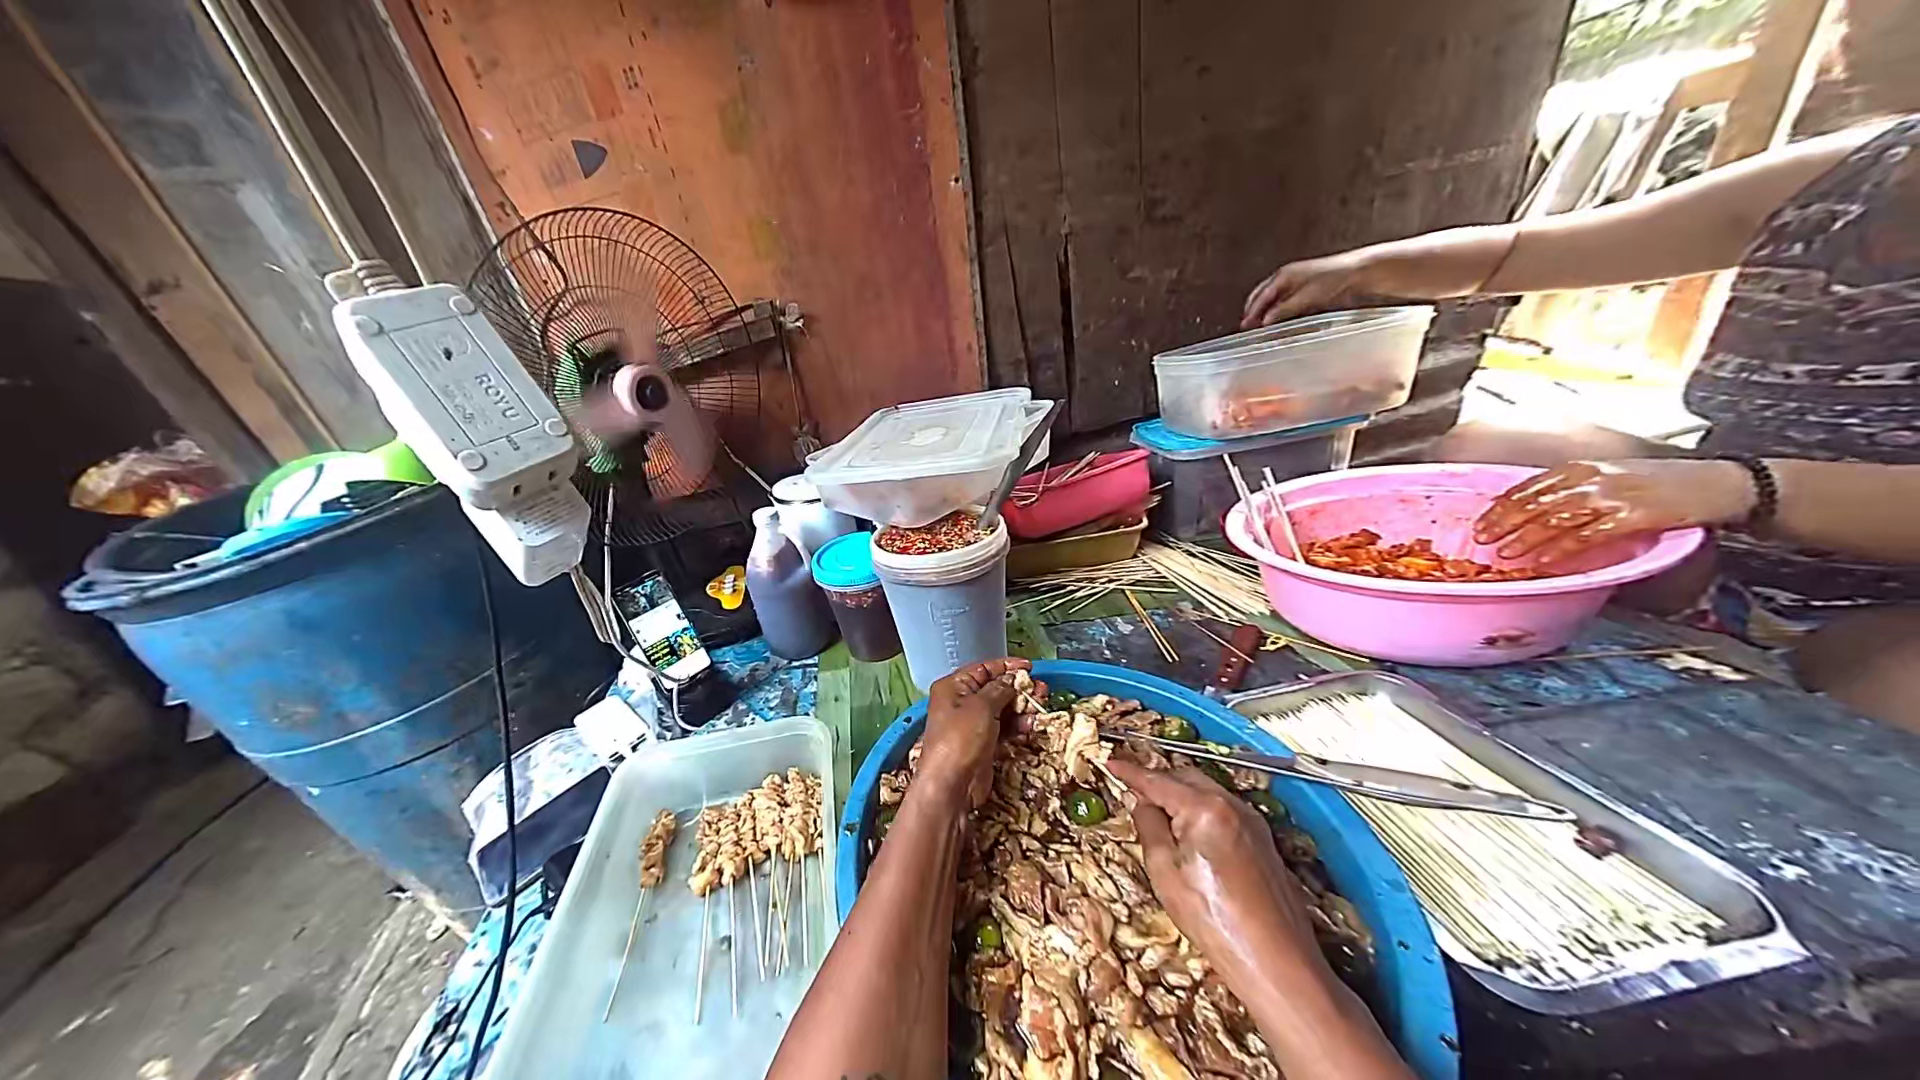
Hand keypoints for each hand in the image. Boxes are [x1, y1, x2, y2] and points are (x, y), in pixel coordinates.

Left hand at [918, 658, 1027, 807]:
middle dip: (1019, 688)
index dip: (1007, 666)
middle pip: (996, 688)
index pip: (984, 669)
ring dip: (1022, 707)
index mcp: (954, 687)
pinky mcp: (984, 743)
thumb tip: (1012, 679)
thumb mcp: (982, 706)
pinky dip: (1018, 725)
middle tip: (1040, 690)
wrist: (951, 785)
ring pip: (1003, 709)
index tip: (1029, 667)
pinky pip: (1004, 728)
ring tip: (1040, 706)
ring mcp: (973, 724)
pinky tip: (1031, 725)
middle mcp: (962, 703)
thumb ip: (1000, 689)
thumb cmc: (960, 739)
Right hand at [1108, 761, 1330, 989]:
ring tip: (1159, 814)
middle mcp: (1232, 805)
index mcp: (1205, 808)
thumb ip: (1148, 826)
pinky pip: (1224, 810)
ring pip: (1207, 792)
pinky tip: (1191, 833)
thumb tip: (1141, 802)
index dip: (1131, 772)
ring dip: (1181, 795)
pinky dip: (1201, 811)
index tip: (1113, 763)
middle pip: (1186, 777)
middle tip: (1133, 791)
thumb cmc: (1213, 919)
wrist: (1276, 962)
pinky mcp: (1263, 841)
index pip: (1158, 781)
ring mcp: (1252, 822)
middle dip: (1159, 780)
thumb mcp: (1164, 872)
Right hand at [1241, 250, 1373, 328]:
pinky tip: (1279, 316)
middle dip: (1254, 310)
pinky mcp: (1304, 284)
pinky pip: (1282, 297)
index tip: (1246, 326)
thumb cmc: (1334, 280)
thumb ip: (1283, 310)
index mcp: (1283, 276)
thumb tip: (1265, 321)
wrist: (1358, 272)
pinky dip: (1276, 307)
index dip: (1251, 313)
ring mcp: (1294, 279)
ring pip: (1271, 296)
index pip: (1259, 298)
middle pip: (1262, 295)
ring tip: (1261, 323)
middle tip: (1249, 326)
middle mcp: (1286, 276)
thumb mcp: (1305, 299)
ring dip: (1264, 309)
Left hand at [1474, 458, 1755, 564]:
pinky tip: (1544, 561)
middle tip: (1482, 540)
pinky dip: (1561, 550)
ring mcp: (1611, 496)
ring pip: (1553, 521)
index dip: (1499, 507)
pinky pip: (1586, 536)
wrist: (1721, 483)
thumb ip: (1568, 489)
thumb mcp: (1606, 476)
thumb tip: (1527, 509)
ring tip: (1506, 554)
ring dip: (1525, 540)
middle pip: (1532, 503)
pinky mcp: (1633, 516)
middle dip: (1503, 523)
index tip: (1481, 522)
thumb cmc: (1660, 482)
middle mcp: (1589, 478)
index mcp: (1578, 467)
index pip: (1526, 487)